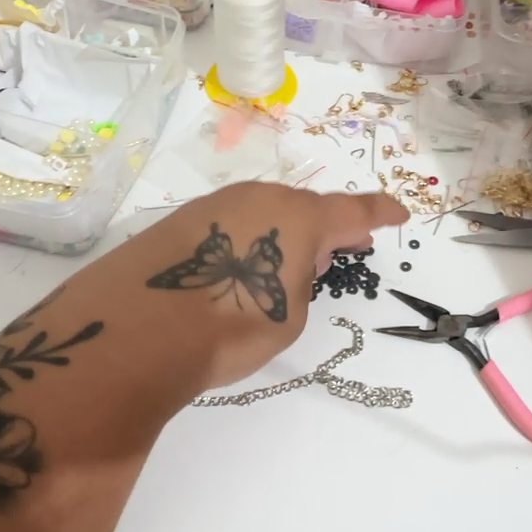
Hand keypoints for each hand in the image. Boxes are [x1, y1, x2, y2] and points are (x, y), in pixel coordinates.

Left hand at [84, 183, 406, 389]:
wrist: (135, 334)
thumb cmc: (233, 328)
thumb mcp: (290, 314)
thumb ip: (304, 279)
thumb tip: (297, 258)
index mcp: (298, 216)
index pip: (352, 210)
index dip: (378, 213)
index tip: (396, 215)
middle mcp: (256, 198)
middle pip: (302, 209)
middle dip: (322, 230)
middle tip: (332, 255)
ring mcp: (212, 206)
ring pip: (261, 214)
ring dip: (278, 236)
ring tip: (279, 270)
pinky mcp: (176, 223)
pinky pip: (227, 227)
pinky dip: (242, 244)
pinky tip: (232, 273)